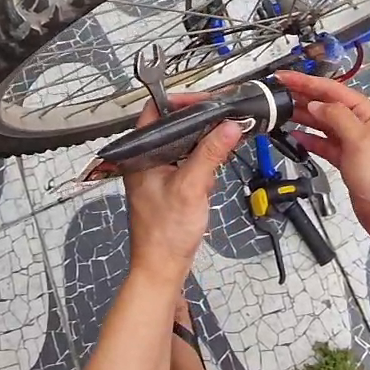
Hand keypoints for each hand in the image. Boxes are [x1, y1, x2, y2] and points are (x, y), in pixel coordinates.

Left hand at [123, 95, 248, 283]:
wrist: (161, 269)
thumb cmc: (165, 232)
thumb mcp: (191, 186)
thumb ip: (210, 154)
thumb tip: (230, 126)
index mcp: (140, 152)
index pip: (156, 109)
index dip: (180, 100)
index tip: (207, 100)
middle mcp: (145, 158)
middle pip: (173, 125)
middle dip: (200, 123)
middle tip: (224, 118)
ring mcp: (156, 171)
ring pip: (183, 143)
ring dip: (203, 144)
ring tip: (222, 142)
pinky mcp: (168, 184)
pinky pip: (187, 161)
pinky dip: (201, 161)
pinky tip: (213, 170)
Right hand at [278, 72, 369, 257]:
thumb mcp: (361, 142)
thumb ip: (337, 118)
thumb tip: (316, 104)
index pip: (334, 90)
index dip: (307, 82)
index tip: (283, 77)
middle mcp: (362, 125)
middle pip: (328, 105)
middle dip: (303, 97)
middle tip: (276, 94)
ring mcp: (355, 145)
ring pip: (325, 125)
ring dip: (304, 118)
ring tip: (280, 112)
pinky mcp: (349, 164)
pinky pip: (326, 145)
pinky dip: (311, 140)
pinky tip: (295, 137)